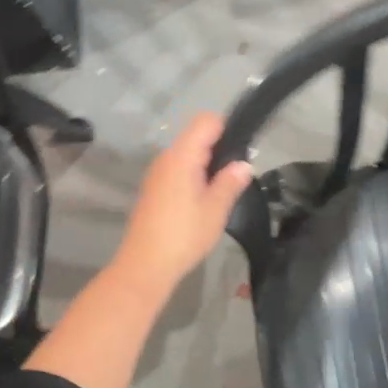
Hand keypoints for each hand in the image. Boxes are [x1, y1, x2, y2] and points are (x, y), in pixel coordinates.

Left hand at [110, 113, 255, 295]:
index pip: (206, 121)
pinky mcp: (153, 189)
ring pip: (186, 154)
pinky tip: (201, 201)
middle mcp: (166, 158)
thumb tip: (244, 165)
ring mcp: (157, 173)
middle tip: (235, 175)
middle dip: (218, 148)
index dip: (226, 129)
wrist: (144, 266)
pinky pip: (177, 169)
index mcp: (182, 156)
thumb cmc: (183, 235)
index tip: (240, 151)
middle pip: (196, 136)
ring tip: (221, 190)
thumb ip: (230, 182)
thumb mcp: (215, 210)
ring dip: (205, 164)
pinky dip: (192, 176)